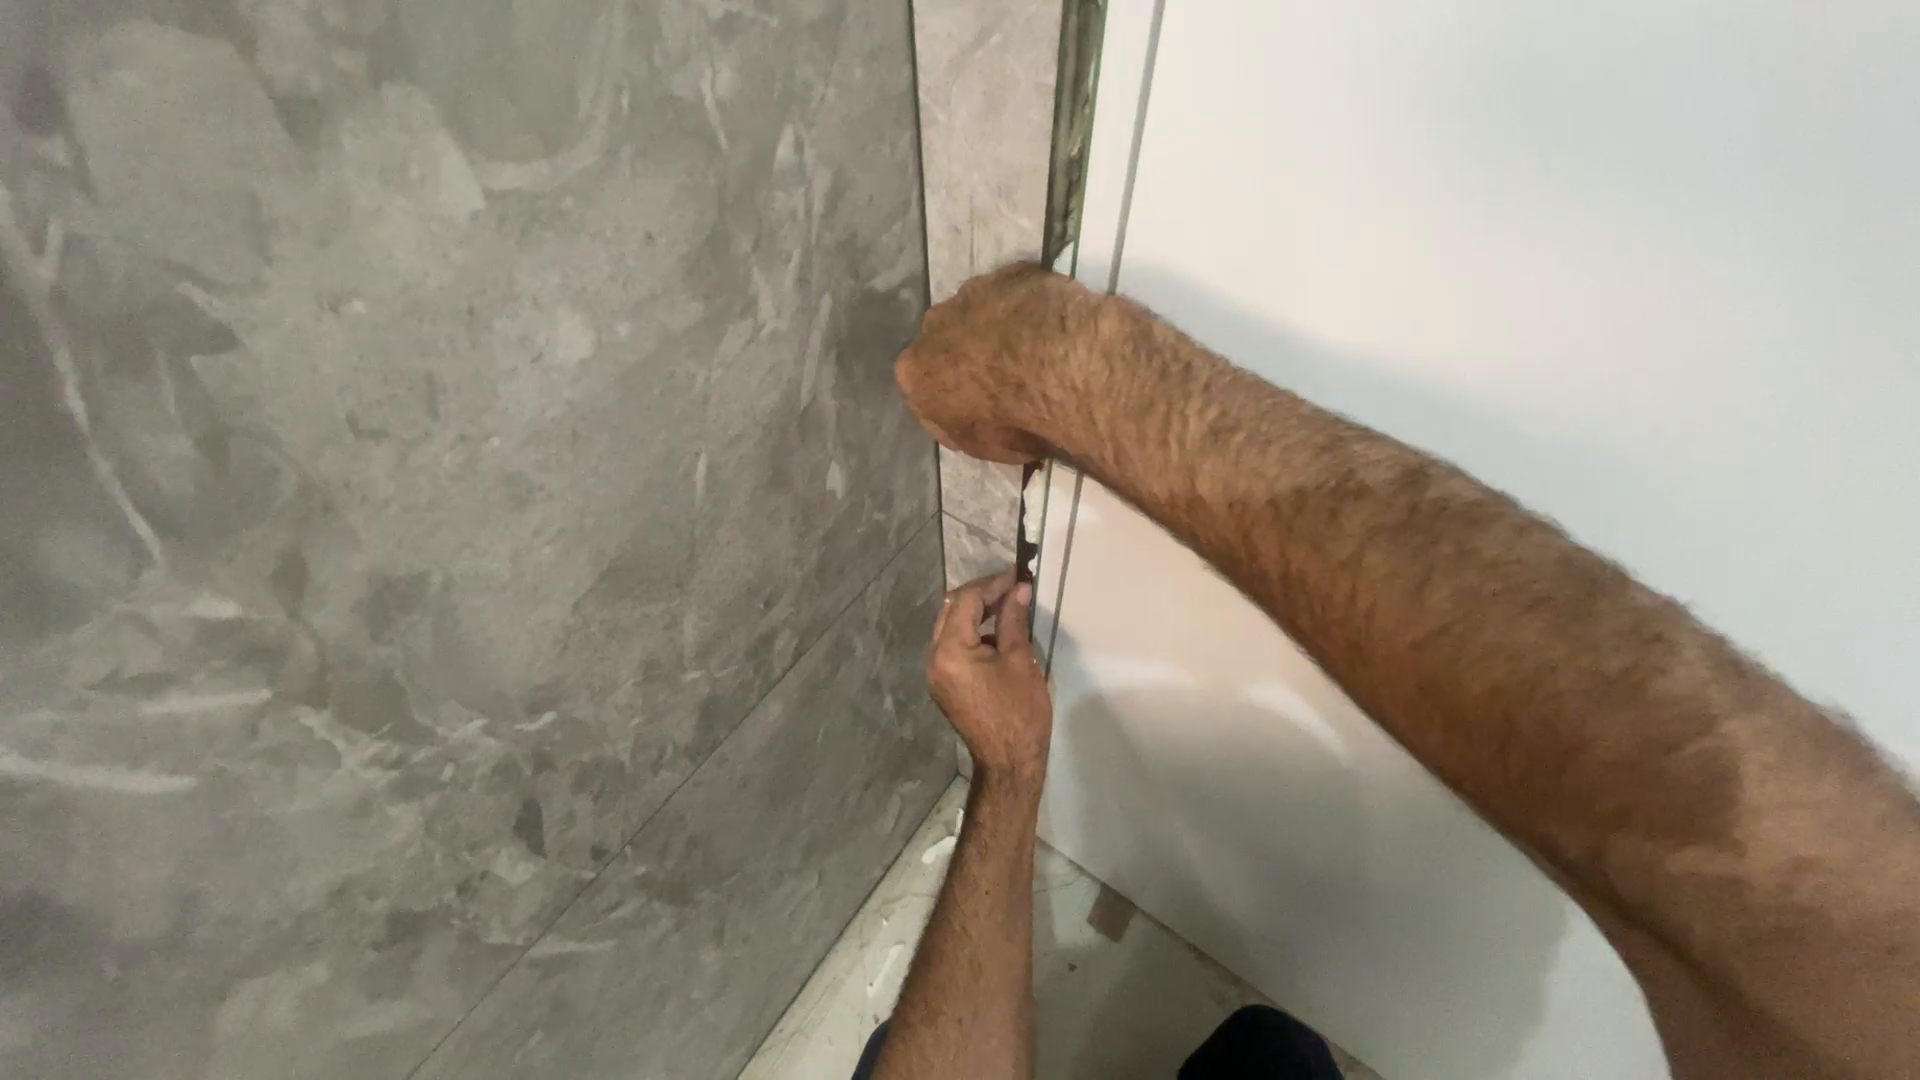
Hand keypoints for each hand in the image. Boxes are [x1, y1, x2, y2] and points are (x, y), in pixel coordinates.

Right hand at [894, 262, 1103, 463]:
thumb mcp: (980, 446)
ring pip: (981, 311)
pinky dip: (1030, 306)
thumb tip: (969, 418)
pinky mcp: (1012, 272)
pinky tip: (1053, 325)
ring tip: (1036, 349)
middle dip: (970, 354)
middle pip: (948, 340)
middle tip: (1008, 376)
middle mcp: (933, 325)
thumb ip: (963, 425)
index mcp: (914, 371)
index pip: (924, 386)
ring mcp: (972, 292)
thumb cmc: (1010, 419)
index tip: (981, 407)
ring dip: (1000, 327)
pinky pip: (1018, 292)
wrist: (1057, 367)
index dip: (953, 397)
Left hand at [926, 570, 1052, 782]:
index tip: (1017, 576)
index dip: (992, 584)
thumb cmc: (1019, 713)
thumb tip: (1018, 590)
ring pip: (951, 627)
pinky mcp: (945, 684)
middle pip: (952, 610)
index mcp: (950, 651)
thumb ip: (1013, 620)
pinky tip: (998, 632)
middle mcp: (934, 658)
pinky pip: (953, 646)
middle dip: (982, 595)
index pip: (966, 601)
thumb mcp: (1019, 660)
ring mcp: (936, 673)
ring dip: (977, 612)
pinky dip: (973, 633)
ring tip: (1009, 605)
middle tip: (1012, 587)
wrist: (1009, 763)